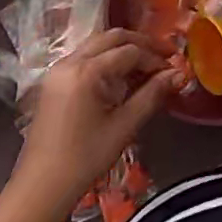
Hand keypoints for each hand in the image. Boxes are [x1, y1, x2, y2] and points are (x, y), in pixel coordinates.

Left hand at [7, 29, 181, 219]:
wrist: (43, 183)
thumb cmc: (85, 158)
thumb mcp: (124, 126)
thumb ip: (152, 95)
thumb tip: (178, 74)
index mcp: (87, 71)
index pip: (129, 51)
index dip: (155, 58)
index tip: (174, 70)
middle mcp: (70, 61)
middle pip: (111, 37)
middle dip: (141, 43)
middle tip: (165, 55)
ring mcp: (59, 69)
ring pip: (97, 44)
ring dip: (123, 49)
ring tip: (147, 65)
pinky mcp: (55, 80)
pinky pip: (85, 57)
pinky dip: (107, 58)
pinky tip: (122, 76)